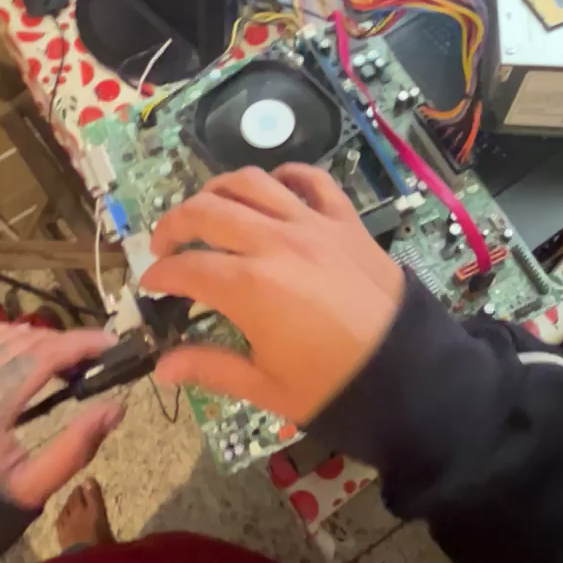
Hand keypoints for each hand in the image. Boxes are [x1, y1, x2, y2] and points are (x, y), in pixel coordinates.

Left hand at [0, 324, 125, 508]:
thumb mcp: (32, 491)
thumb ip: (77, 446)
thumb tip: (116, 406)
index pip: (44, 356)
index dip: (82, 343)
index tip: (111, 342)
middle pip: (25, 341)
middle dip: (65, 341)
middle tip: (93, 356)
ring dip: (36, 338)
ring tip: (61, 355)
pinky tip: (18, 343)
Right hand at [140, 165, 404, 422]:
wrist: (411, 375)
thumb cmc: (334, 386)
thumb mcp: (266, 387)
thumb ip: (210, 368)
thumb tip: (162, 368)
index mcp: (250, 286)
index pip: (187, 268)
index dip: (161, 275)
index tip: (151, 284)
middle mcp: (275, 242)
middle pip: (208, 211)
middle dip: (174, 224)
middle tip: (164, 244)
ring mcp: (312, 224)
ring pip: (252, 183)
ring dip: (219, 190)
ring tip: (207, 208)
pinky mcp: (345, 220)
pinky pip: (311, 180)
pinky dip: (286, 175)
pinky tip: (273, 187)